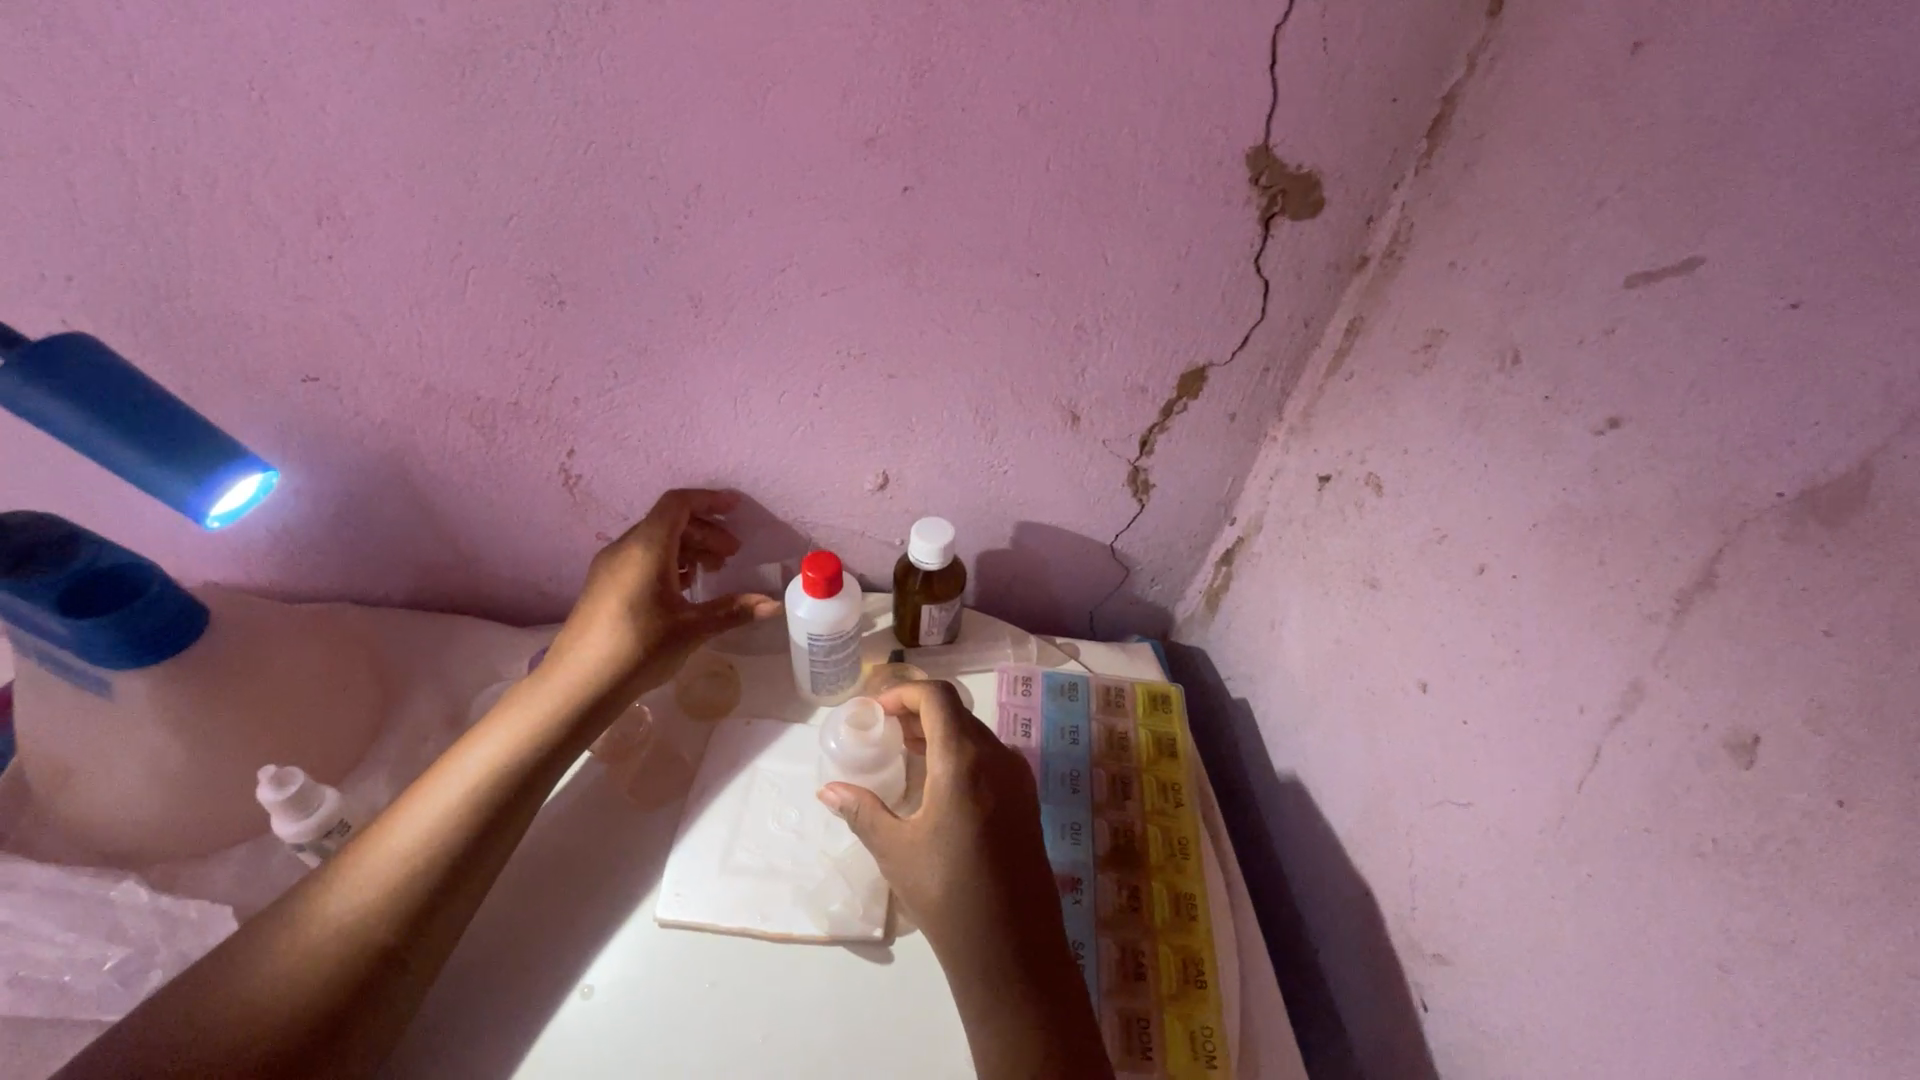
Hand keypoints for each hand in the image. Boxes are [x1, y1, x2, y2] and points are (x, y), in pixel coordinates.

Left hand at [544, 489, 780, 702]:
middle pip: (669, 521)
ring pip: (655, 541)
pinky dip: (669, 562)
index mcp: (646, 548)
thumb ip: (734, 610)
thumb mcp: (693, 628)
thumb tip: (773, 605)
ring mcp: (610, 567)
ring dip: (688, 548)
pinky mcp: (604, 586)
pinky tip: (684, 590)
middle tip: (732, 555)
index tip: (736, 509)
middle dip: (705, 531)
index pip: (678, 504)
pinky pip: (642, 558)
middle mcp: (625, 548)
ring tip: (712, 572)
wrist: (578, 684)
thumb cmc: (638, 648)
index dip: (709, 500)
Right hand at [818, 680, 1112, 1078]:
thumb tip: (828, 790)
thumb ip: (861, 811)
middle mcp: (998, 757)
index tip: (876, 712)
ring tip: (905, 754)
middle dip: (918, 713)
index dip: (904, 693)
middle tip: (884, 732)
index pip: (937, 697)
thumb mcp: (896, 850)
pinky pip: (991, 758)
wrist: (1012, 946)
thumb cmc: (947, 893)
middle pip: (957, 713)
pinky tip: (938, 785)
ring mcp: (1018, 778)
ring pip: (976, 735)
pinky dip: (961, 754)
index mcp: (964, 759)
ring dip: (940, 733)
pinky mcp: (1027, 799)